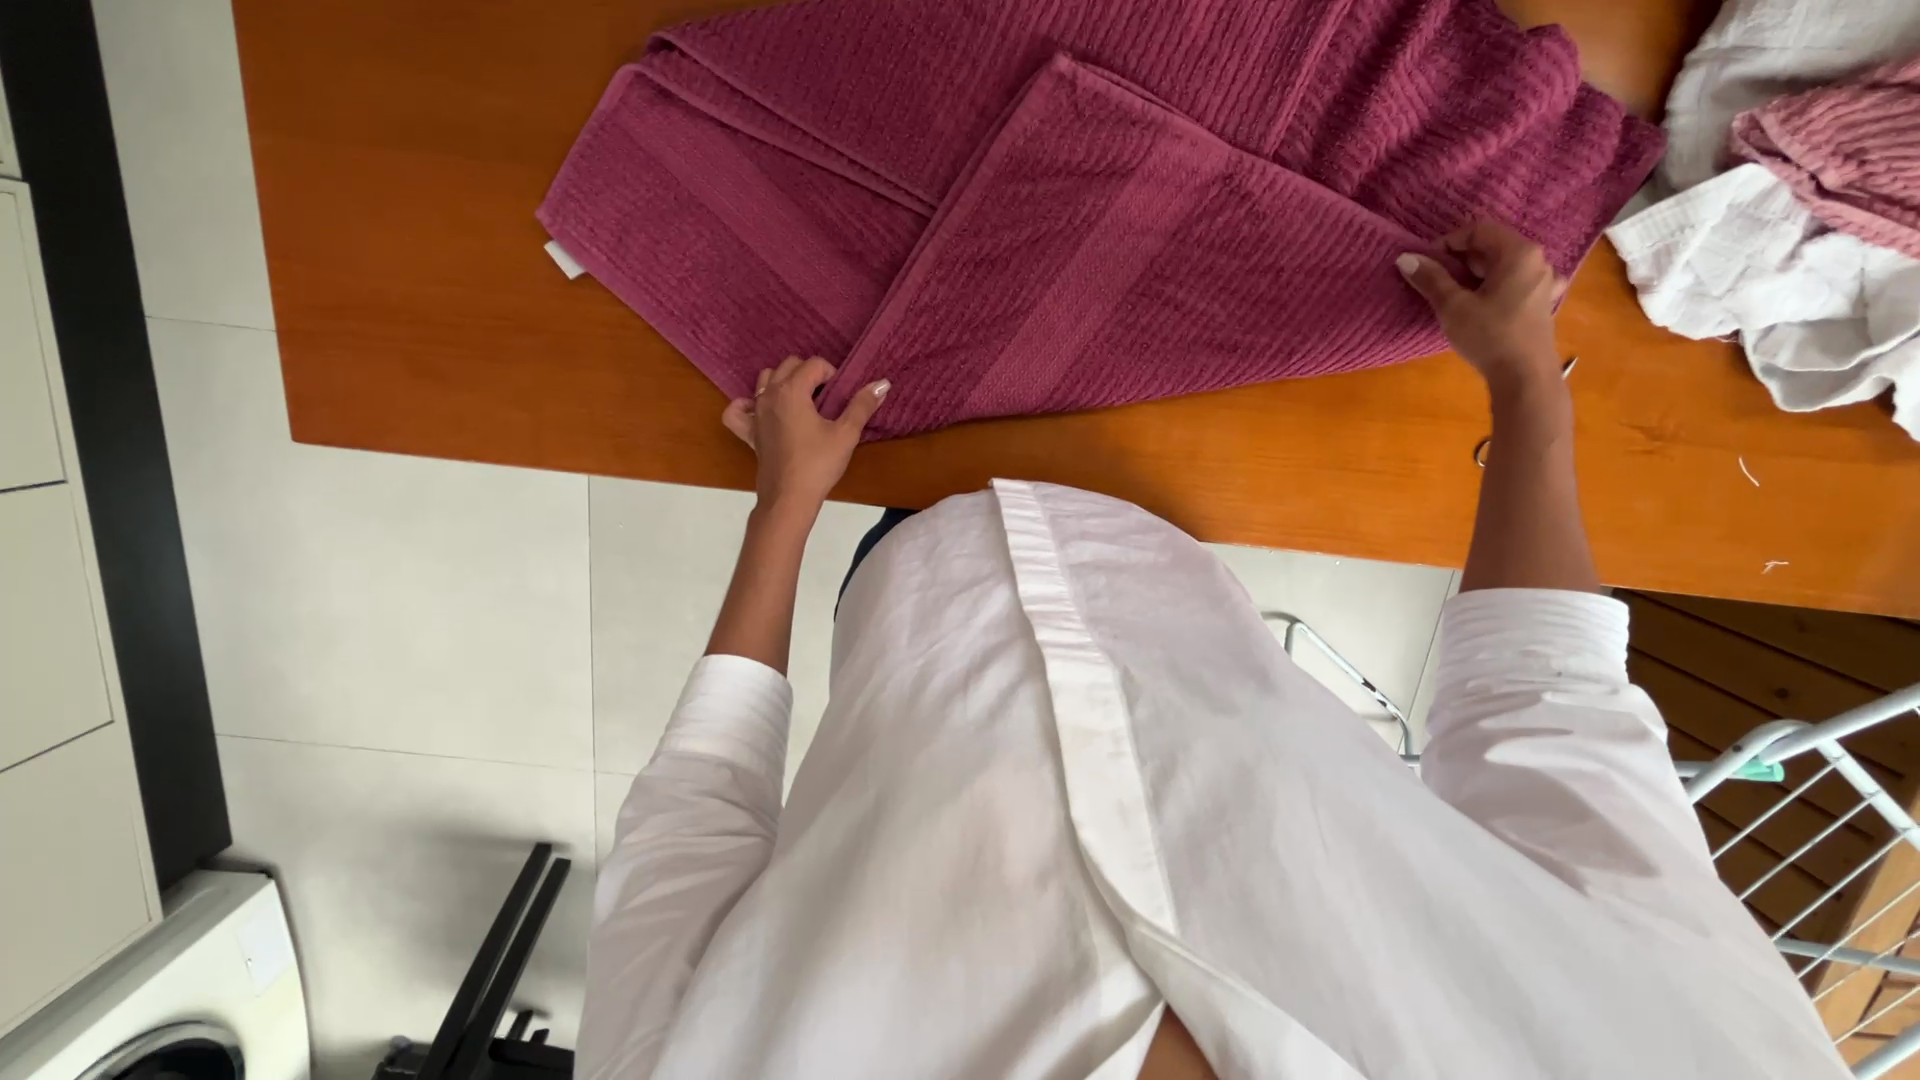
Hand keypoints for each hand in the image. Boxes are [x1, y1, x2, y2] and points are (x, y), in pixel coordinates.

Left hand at [721, 356, 888, 511]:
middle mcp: (769, 395)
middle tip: (827, 398)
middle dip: (809, 374)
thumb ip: (862, 405)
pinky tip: (762, 411)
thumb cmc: (819, 464)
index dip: (832, 374)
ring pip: (764, 380)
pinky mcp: (748, 432)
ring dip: (783, 382)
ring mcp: (755, 413)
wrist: (789, 498)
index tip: (842, 395)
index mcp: (791, 390)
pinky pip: (738, 409)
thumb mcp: (846, 434)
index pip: (814, 364)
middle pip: (788, 365)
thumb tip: (883, 383)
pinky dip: (748, 405)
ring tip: (802, 401)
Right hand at [1397, 221, 1567, 392]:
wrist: (1523, 374)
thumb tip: (1405, 258)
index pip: (1478, 230)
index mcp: (1518, 253)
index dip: (1447, 242)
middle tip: (1435, 280)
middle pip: (1492, 246)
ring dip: (1474, 274)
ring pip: (1502, 266)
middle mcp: (1536, 260)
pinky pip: (1515, 282)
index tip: (1426, 264)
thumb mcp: (1453, 306)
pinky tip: (1488, 299)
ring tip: (1454, 294)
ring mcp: (1543, 280)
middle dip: (1459, 259)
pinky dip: (1496, 285)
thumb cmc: (1489, 335)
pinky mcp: (1542, 301)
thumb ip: (1431, 279)